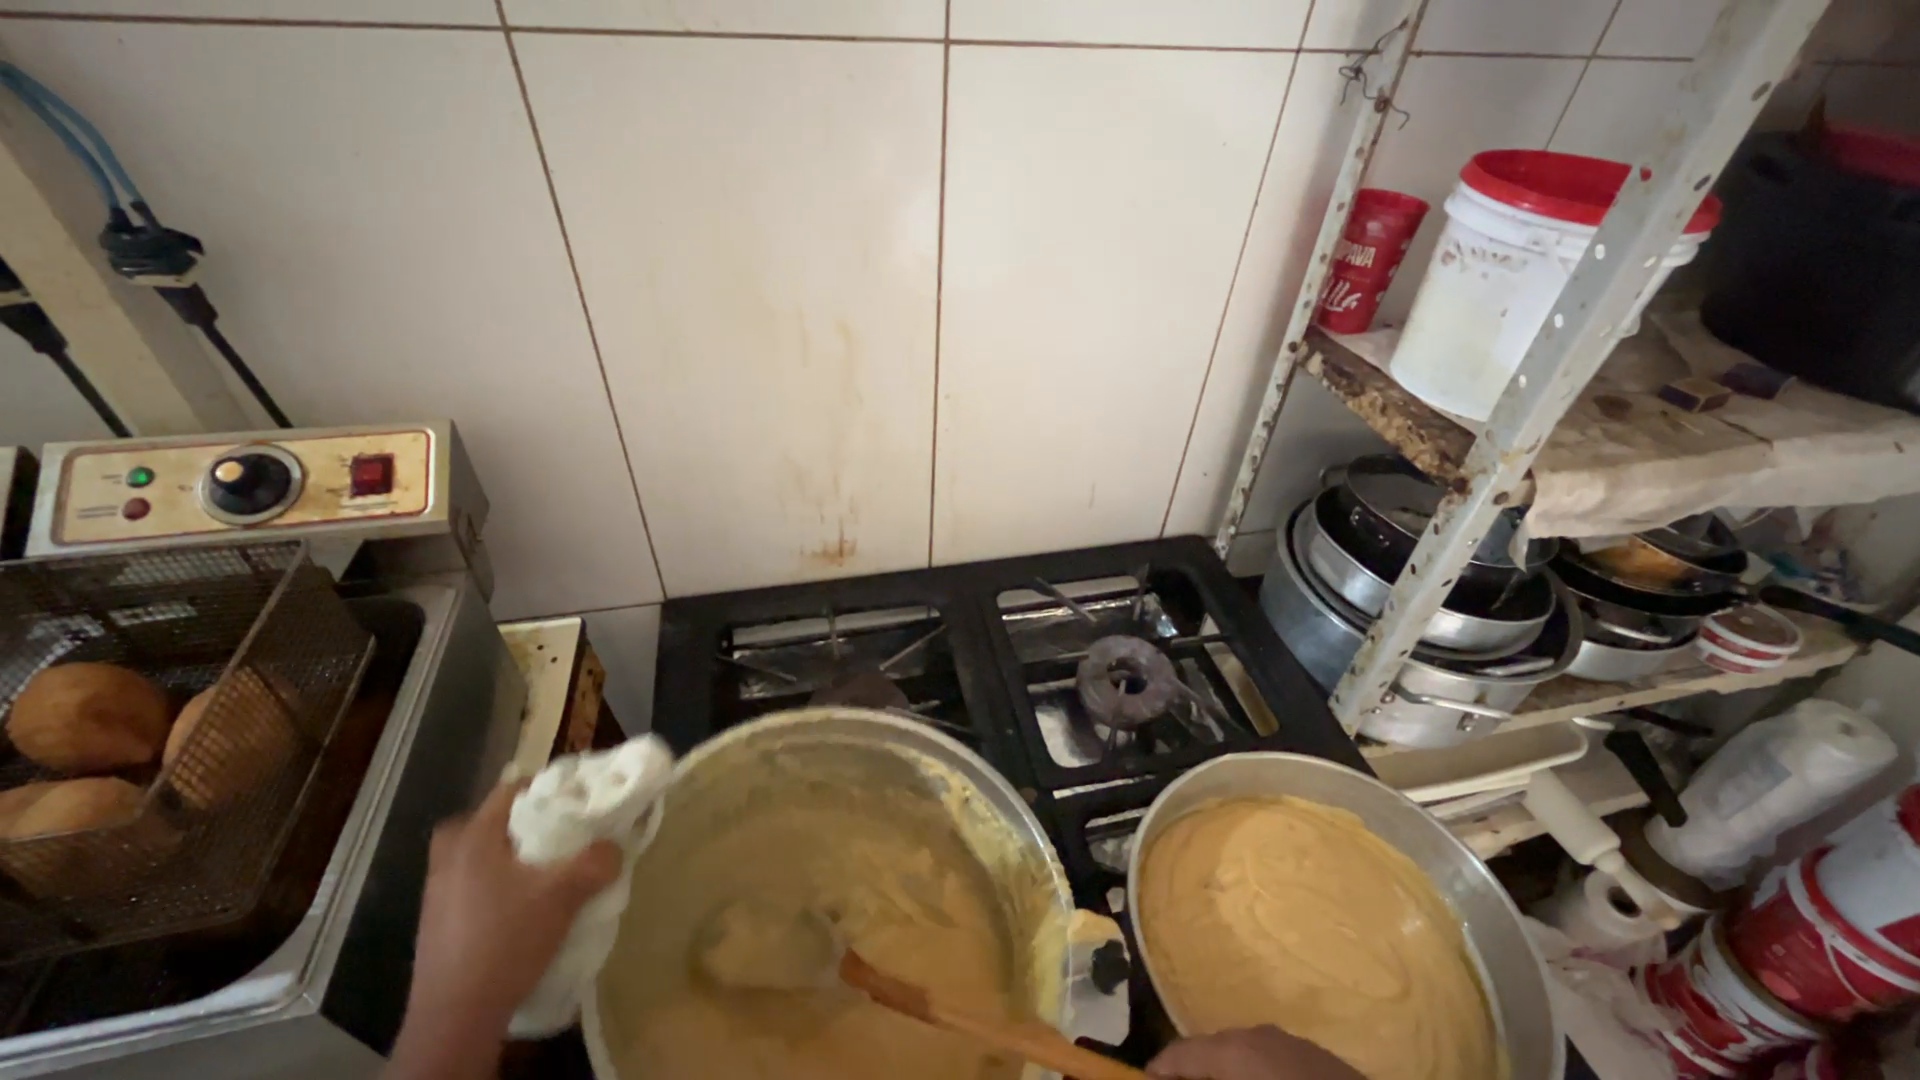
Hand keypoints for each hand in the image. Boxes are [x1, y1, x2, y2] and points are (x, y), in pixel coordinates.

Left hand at [405, 781, 621, 1035]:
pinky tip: (523, 907)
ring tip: (545, 872)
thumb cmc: (507, 940)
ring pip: (480, 855)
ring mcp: (437, 892)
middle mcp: (448, 858)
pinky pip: (472, 884)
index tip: (578, 802)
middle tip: (556, 835)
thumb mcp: (564, 895)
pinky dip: (497, 885)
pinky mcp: (438, 923)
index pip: (511, 789)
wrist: (456, 1016)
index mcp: (473, 838)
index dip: (549, 789)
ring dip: (510, 857)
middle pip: (489, 821)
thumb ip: (596, 861)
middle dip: (522, 824)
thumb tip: (614, 847)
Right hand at [1147, 1026, 1366, 1079]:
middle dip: (1190, 1073)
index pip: (1181, 1053)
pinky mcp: (1317, 1059)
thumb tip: (1167, 1077)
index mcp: (1235, 1052)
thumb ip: (1201, 1078)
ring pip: (1240, 1055)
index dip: (1159, 1071)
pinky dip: (1251, 1075)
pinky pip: (1268, 1063)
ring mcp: (1290, 1044)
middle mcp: (1257, 1036)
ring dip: (1222, 1073)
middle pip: (1209, 1051)